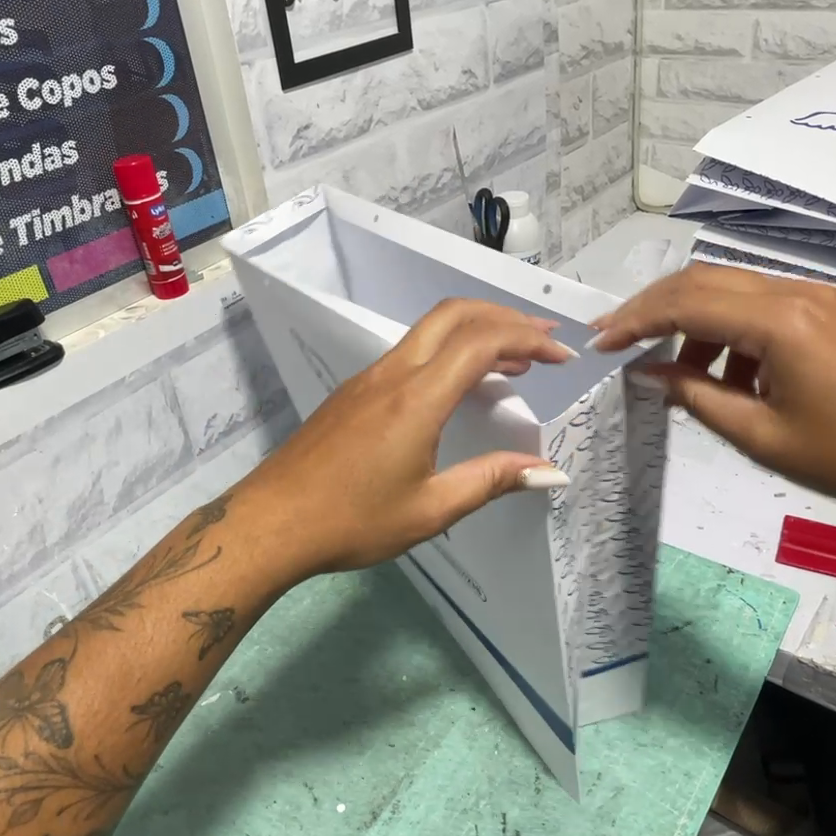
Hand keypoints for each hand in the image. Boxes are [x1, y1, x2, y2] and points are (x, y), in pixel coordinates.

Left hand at [231, 299, 573, 578]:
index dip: (528, 340)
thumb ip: (492, 481)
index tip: (562, 357)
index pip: (482, 342)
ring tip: (514, 363)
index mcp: (417, 398)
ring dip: (475, 333)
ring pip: (429, 331)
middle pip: (453, 315)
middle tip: (544, 339)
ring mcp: (368, 379)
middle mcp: (393, 374)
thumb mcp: (431, 509)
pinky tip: (460, 386)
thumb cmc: (353, 520)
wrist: (272, 521)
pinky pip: (410, 353)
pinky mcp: (353, 392)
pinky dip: (448, 352)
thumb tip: (550, 472)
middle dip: (504, 317)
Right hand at [589, 264, 835, 511]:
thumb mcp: (763, 437)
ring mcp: (817, 297)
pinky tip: (730, 374)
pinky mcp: (830, 311)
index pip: (684, 304)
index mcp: (777, 321)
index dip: (634, 322)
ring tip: (678, 374)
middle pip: (701, 281)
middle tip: (616, 340)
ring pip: (729, 289)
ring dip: (691, 321)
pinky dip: (728, 330)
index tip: (599, 344)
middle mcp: (794, 293)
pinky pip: (761, 305)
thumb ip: (697, 397)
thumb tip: (647, 374)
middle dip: (652, 308)